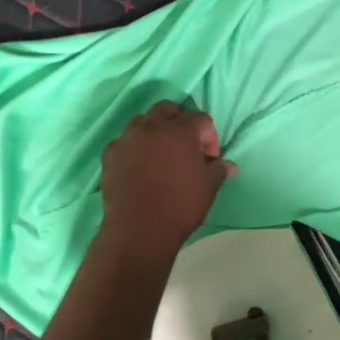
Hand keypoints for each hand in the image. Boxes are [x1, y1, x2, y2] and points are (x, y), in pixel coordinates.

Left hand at [98, 101, 234, 258]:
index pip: (200, 118)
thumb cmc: (180, 207)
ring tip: (160, 155)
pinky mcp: (110, 153)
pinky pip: (124, 141)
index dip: (209, 137)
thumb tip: (230, 165)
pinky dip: (133, 148)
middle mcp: (152, 127)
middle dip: (179, 122)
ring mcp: (127, 138)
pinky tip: (138, 167)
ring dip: (154, 131)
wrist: (139, 230)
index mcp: (180, 131)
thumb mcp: (208, 188)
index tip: (209, 159)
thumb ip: (218, 170)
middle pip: (167, 109)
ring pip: (142, 121)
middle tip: (185, 147)